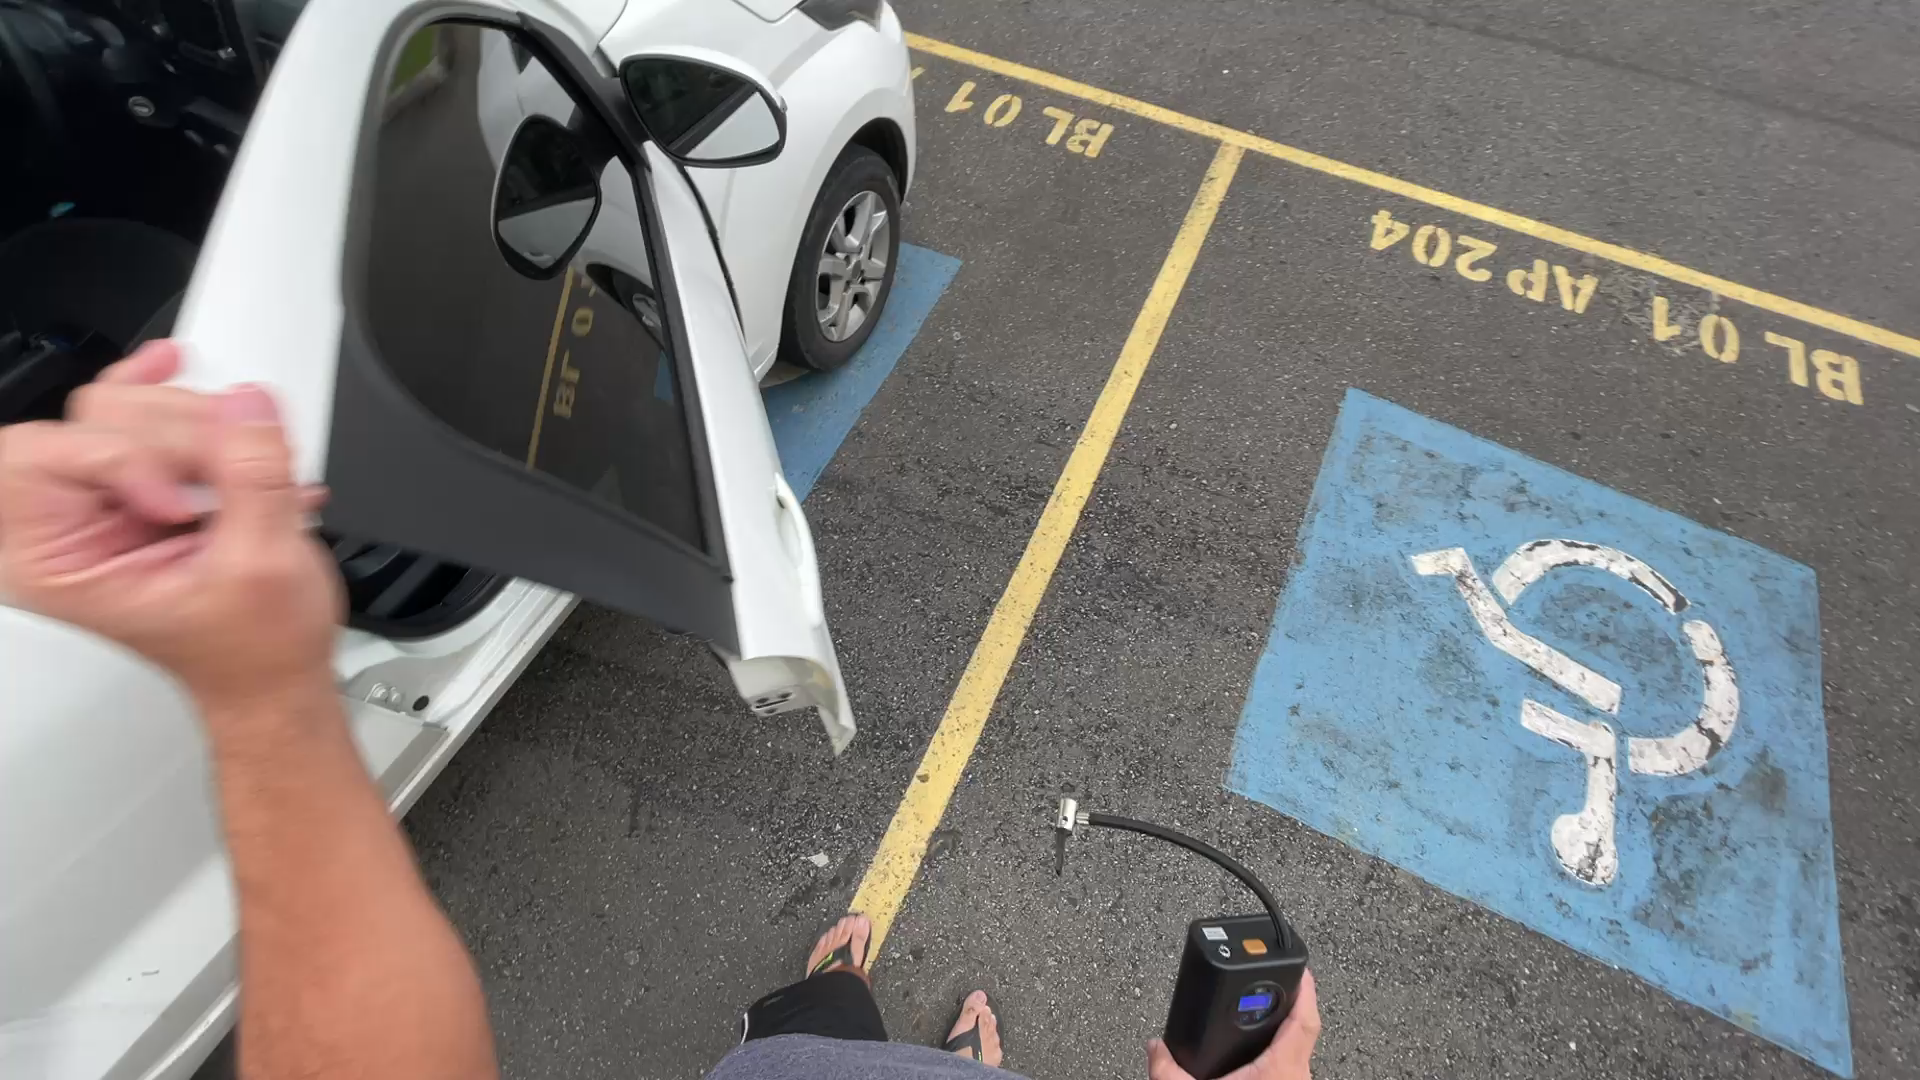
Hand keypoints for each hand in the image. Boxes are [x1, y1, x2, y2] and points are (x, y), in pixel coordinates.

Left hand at [0, 341, 342, 711]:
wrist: (277, 670)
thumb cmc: (255, 645)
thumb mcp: (262, 564)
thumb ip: (253, 480)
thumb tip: (248, 407)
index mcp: (53, 556)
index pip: (49, 455)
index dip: (131, 459)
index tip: (190, 502)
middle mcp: (67, 524)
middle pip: (94, 423)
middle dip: (181, 436)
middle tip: (239, 471)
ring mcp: (111, 508)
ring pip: (129, 416)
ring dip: (204, 426)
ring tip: (257, 465)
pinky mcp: (153, 497)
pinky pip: (148, 427)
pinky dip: (181, 404)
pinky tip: (203, 387)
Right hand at [1147, 970, 1320, 1079]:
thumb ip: (1168, 1070)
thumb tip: (1156, 1047)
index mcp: (1282, 1073)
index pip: (1305, 1022)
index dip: (1306, 992)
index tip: (1301, 968)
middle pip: (1302, 1036)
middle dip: (1288, 1009)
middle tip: (1276, 985)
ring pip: (1295, 1060)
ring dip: (1280, 1038)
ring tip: (1260, 1019)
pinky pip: (1285, 1074)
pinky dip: (1270, 1061)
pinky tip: (1251, 1062)